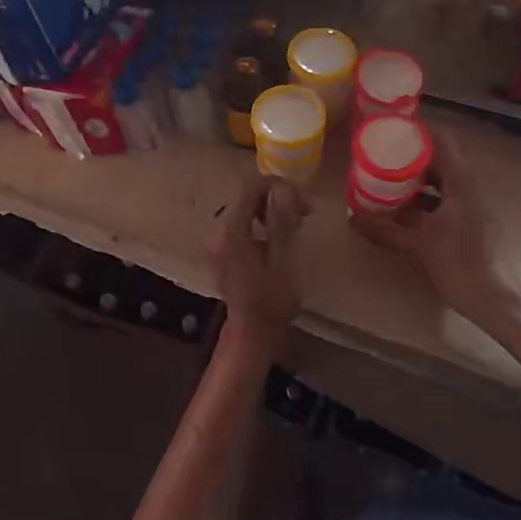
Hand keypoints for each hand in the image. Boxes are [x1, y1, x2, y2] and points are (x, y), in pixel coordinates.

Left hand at [211, 174, 308, 346]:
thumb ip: (281, 223)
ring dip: (270, 209)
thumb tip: (283, 188)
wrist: (252, 333)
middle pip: (246, 195)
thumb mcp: (283, 261)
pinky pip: (241, 222)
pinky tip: (278, 235)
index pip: (250, 188)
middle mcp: (216, 230)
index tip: (303, 202)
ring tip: (295, 224)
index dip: (278, 186)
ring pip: (244, 207)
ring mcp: (216, 239)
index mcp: (230, 231)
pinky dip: (260, 220)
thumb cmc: (272, 301)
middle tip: (304, 213)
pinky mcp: (221, 248)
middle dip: (276, 197)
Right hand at [349, 128, 514, 317]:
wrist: (494, 299)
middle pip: (442, 157)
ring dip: (419, 175)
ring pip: (444, 177)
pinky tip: (405, 205)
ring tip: (388, 177)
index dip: (419, 131)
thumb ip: (385, 229)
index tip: (392, 129)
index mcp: (461, 184)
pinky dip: (426, 194)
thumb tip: (352, 218)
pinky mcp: (472, 218)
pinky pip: (446, 194)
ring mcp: (473, 203)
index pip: (443, 141)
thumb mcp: (417, 245)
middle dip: (412, 154)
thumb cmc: (458, 265)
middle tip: (383, 154)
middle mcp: (470, 187)